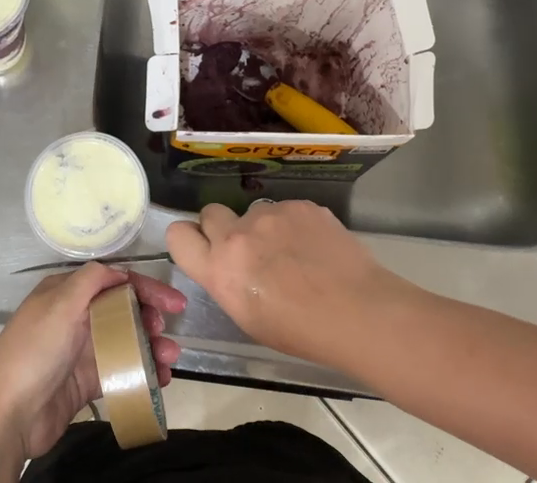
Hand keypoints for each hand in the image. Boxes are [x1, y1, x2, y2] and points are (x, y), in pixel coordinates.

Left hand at [0, 263, 184, 460]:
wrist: (10, 413)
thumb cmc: (36, 350)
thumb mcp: (60, 303)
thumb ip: (91, 280)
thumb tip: (120, 270)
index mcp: (66, 293)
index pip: (112, 282)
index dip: (145, 288)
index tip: (175, 303)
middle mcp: (74, 317)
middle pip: (122, 311)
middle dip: (150, 318)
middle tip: (165, 333)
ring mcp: (81, 350)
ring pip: (125, 341)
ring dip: (151, 347)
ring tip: (168, 359)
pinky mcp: (86, 381)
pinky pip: (121, 370)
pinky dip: (142, 372)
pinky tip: (159, 378)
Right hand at [166, 200, 409, 364]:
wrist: (358, 311)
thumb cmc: (301, 331)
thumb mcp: (247, 317)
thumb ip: (226, 281)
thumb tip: (227, 265)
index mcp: (219, 269)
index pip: (178, 235)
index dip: (189, 239)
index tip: (204, 248)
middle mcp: (237, 234)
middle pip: (211, 213)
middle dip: (223, 227)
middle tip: (249, 250)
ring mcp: (271, 214)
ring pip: (254, 212)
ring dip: (264, 228)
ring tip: (294, 254)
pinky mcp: (301, 205)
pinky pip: (287, 210)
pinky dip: (295, 225)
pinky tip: (315, 248)